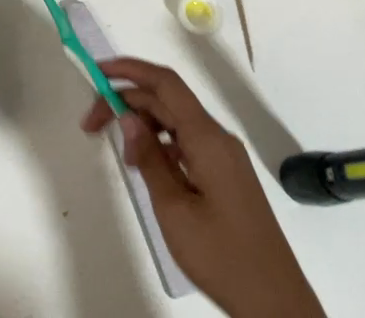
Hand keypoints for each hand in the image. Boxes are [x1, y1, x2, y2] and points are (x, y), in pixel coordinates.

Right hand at [82, 58, 323, 317]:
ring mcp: (224, 157)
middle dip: (126, 103)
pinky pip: (187, 143)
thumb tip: (127, 117)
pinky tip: (146, 170)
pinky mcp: (225, 175)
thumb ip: (149, 157)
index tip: (95, 73)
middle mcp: (218, 138)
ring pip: (176, 122)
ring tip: (122, 158)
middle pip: (166, 101)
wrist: (274, 301)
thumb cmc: (220, 254)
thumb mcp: (173, 206)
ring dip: (143, 127)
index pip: (165, 84)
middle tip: (90, 125)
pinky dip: (161, 146)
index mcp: (207, 139)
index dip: (129, 70)